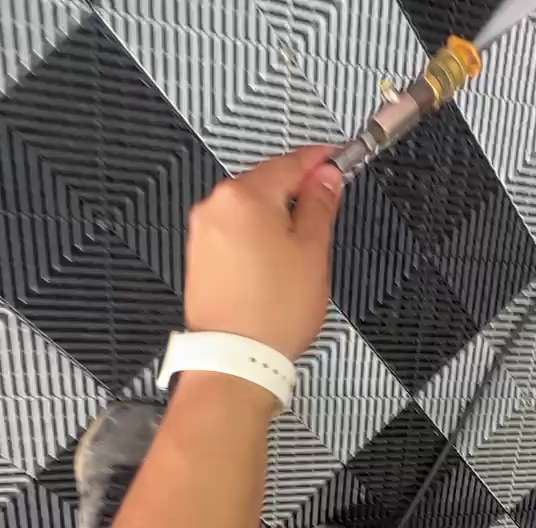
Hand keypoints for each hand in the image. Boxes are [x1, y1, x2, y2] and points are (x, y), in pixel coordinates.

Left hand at [184, 145, 342, 360]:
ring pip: (249, 213)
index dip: (319, 161)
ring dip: (275, 221)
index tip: (336, 160)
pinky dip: (256, 242)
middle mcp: (216, 207)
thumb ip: (320, 206)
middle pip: (265, 185)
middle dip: (296, 195)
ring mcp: (203, 234)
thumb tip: (326, 178)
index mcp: (245, 196)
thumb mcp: (313, 253)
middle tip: (326, 210)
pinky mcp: (200, 260)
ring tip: (300, 254)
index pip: (290, 163)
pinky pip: (235, 237)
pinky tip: (274, 269)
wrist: (237, 359)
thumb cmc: (274, 312)